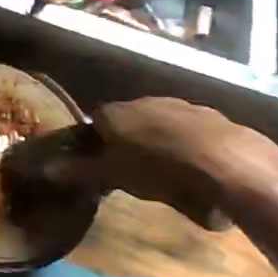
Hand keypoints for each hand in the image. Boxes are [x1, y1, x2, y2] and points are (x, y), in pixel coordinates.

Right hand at [94, 98, 277, 196]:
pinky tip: (196, 167)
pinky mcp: (212, 116)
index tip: (100, 164)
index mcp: (115, 113)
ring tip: (166, 172)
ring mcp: (180, 105)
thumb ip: (81, 171)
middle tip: (132, 171)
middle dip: (127, 141)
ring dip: (158, 141)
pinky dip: (186, 144)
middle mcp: (143, 101)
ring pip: (159, 123)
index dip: (96, 143)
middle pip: (127, 121)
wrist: (230, 164)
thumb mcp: (114, 175)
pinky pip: (189, 130)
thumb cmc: (159, 168)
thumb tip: (47, 170)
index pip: (95, 122)